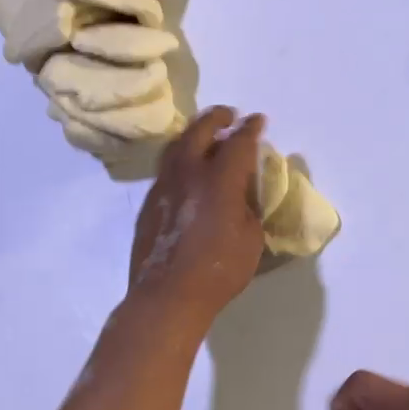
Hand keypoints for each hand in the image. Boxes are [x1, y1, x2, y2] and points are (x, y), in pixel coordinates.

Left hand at [128, 107, 267, 322]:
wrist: (168, 295)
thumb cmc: (219, 271)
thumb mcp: (251, 238)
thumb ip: (249, 206)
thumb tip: (245, 191)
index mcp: (219, 181)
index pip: (239, 143)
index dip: (251, 129)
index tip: (259, 120)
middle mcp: (188, 174)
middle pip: (200, 131)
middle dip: (217, 118)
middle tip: (229, 114)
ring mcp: (164, 186)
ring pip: (177, 146)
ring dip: (194, 133)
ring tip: (205, 134)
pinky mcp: (149, 202)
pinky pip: (166, 168)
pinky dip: (181, 157)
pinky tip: (188, 169)